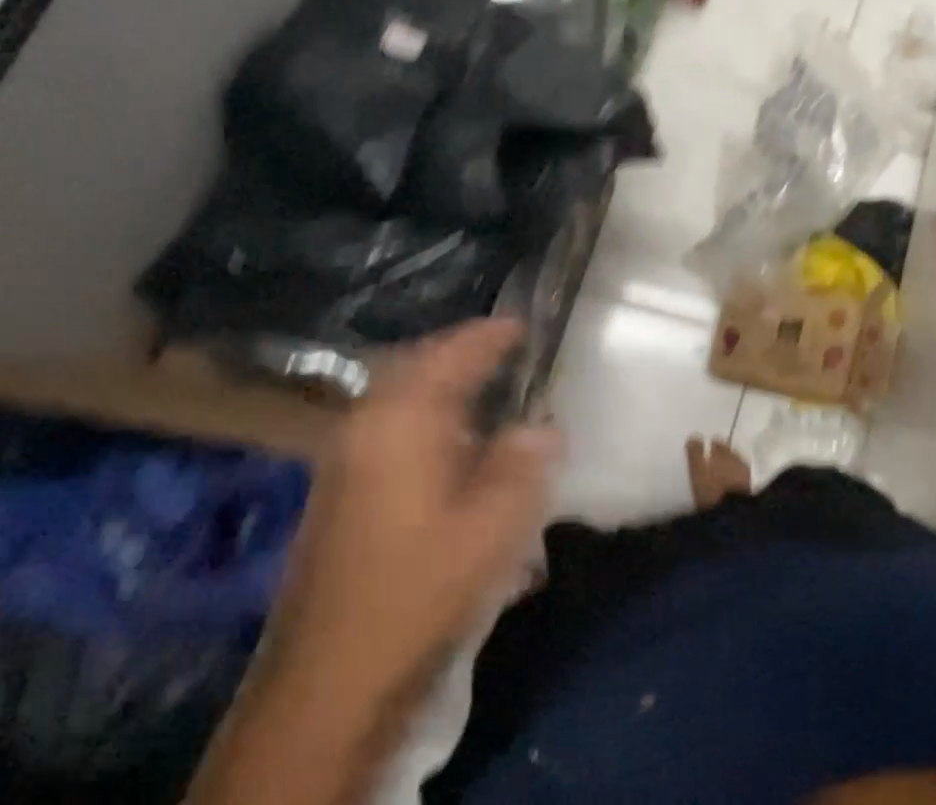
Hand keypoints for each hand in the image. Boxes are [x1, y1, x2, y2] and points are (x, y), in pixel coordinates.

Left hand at [262, 320, 558, 702]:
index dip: (486, 337)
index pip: (446, 359)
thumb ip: (525, 463)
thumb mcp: (497, 522)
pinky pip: (389, 434)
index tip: (522, 323)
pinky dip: (426, 421)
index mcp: (402, 426)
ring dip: (439, 389)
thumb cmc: (424, 584)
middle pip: (409, 372)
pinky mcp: (341, 500)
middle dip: (456, 355)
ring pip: (396, 404)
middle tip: (503, 350)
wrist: (334, 671)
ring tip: (487, 391)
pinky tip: (456, 448)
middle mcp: (363, 433)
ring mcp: (343, 467)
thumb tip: (541, 425)